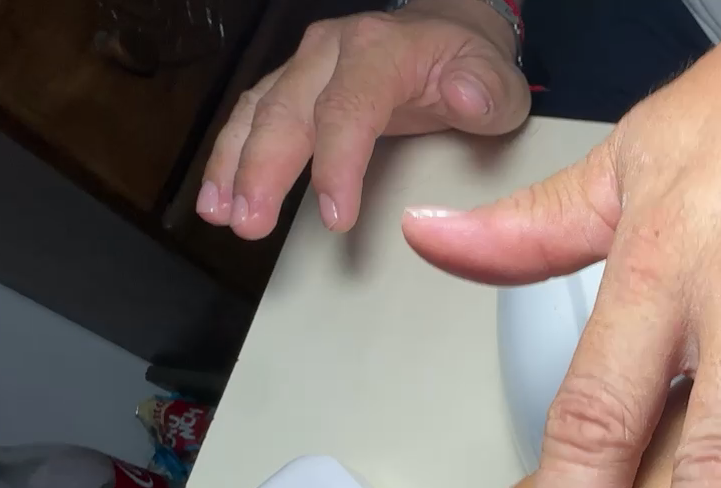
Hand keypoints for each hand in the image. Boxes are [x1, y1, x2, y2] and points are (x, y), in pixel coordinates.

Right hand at [197, 0, 526, 239]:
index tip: (334, 214)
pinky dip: (237, 154)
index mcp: (380, 51)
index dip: (336, 163)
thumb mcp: (498, 79)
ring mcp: (310, 66)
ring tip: (222, 213)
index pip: (347, 109)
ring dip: (235, 165)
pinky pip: (258, 117)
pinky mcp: (301, 85)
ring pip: (259, 112)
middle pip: (286, 112)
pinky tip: (224, 191)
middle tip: (250, 221)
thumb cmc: (475, 68)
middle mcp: (331, 51)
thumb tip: (464, 98)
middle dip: (263, 170)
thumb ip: (485, 92)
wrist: (452, 34)